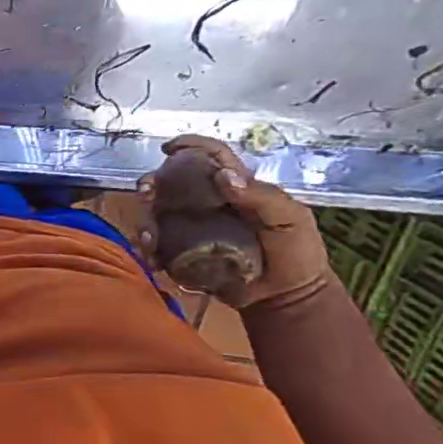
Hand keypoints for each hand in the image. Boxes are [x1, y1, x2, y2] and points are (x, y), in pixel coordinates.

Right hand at [161, 135, 335, 309]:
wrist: (288, 298)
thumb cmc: (296, 252)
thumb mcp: (290, 219)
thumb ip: (263, 196)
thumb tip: (223, 176)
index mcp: (235, 187)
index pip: (211, 156)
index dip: (190, 145)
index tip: (169, 148)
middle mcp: (207, 204)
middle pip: (172, 184)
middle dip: (152, 183)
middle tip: (146, 192)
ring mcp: (192, 229)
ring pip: (158, 216)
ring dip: (146, 221)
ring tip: (149, 237)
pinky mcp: (184, 255)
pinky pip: (159, 249)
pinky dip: (149, 252)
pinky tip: (152, 260)